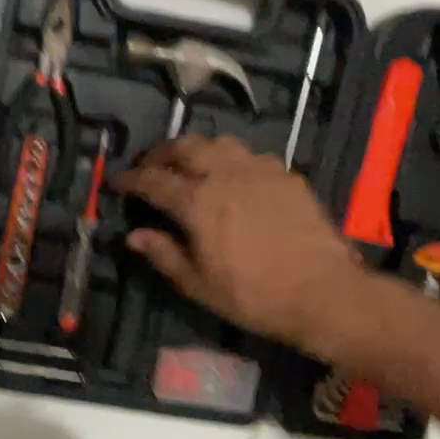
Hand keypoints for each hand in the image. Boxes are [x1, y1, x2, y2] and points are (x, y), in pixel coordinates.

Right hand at [112, 135, 371, 355]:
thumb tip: (134, 235)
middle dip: (161, 153)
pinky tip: (234, 178)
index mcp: (197, 201)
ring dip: (197, 150)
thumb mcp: (198, 284)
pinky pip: (251, 156)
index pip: (152, 180)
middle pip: (185, 147)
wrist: (323, 292)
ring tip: (190, 166)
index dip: (129, 179)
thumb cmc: (253, 295)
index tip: (116, 183)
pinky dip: (232, 160)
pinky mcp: (287, 176)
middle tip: (150, 167)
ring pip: (219, 143)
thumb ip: (163, 254)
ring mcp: (260, 170)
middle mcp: (225, 174)